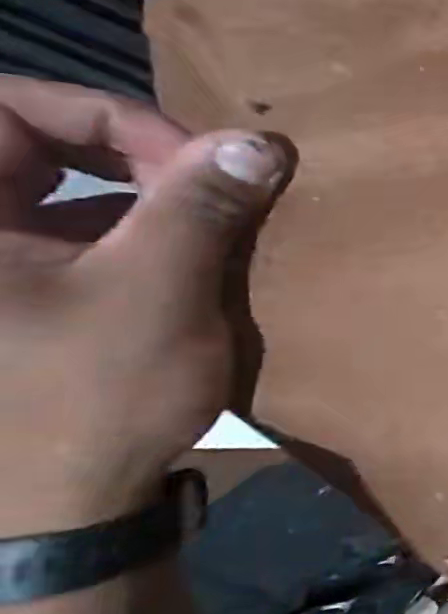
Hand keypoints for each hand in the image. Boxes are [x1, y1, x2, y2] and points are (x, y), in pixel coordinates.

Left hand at [0, 78, 286, 532]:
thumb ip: (199, 208)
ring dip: (136, 194)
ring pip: (45, 185)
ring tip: (211, 224)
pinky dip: (121, 230)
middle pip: (24, 139)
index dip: (116, 117)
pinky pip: (54, 230)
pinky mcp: (2, 293)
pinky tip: (178, 261)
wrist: (46, 508)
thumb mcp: (159, 293)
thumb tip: (256, 141)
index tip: (205, 167)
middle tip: (214, 190)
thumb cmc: (89, 394)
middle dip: (131, 153)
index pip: (6, 105)